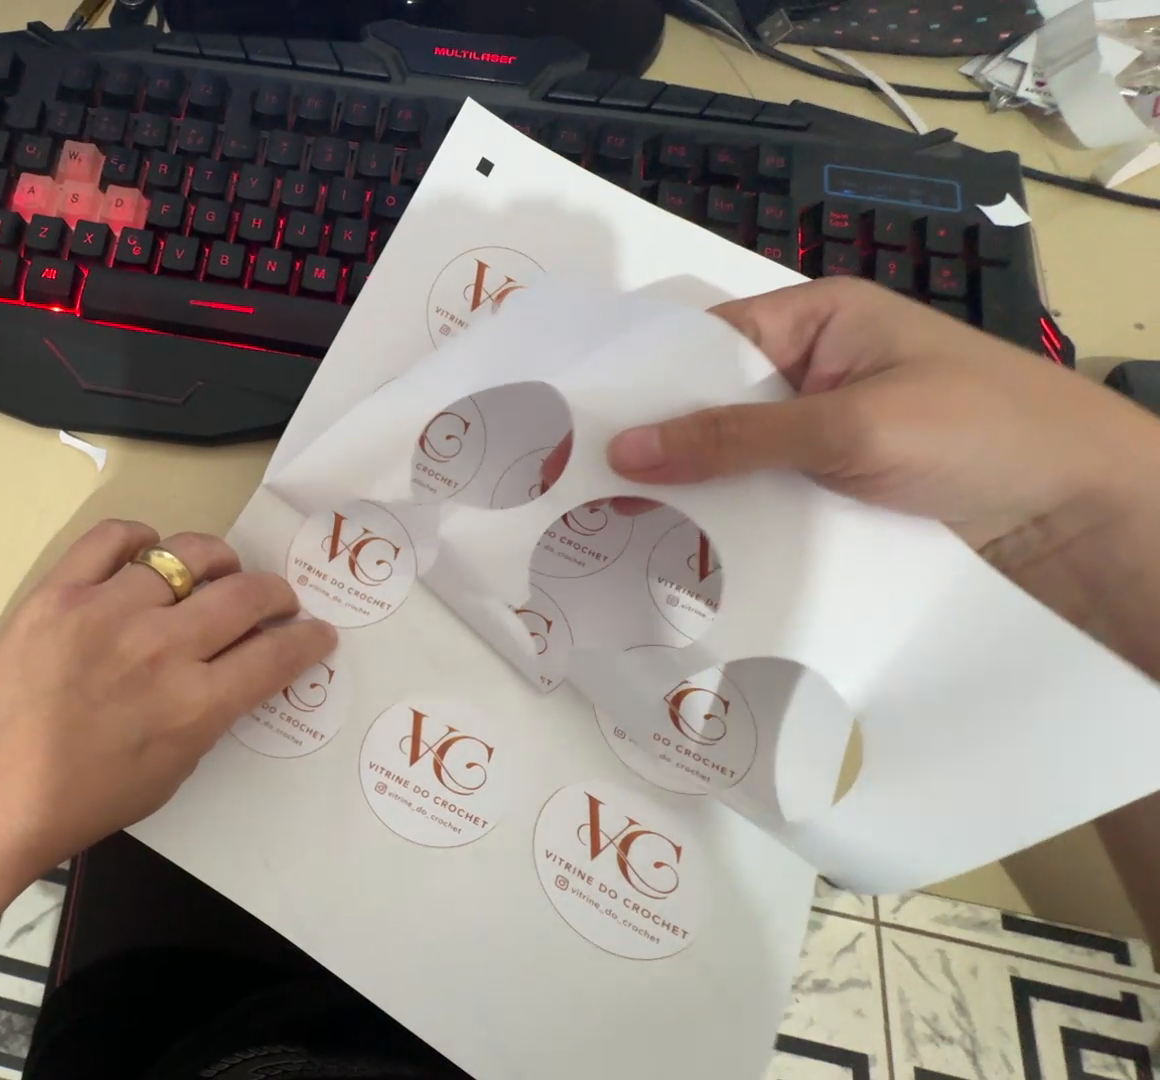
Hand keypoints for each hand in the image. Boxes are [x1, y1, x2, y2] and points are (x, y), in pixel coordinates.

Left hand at [0, 521, 335, 879]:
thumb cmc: (81, 803)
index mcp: (194, 705)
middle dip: (276, 594)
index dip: (307, 640)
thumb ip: (207, 716)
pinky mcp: (59, 591)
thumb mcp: (170, 775)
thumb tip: (229, 672)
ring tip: (219, 569)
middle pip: (244, 595)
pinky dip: (142, 535)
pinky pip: (112, 537)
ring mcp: (107, 611)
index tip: (316, 632)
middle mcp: (161, 647)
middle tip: (276, 599)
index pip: (276, 655)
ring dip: (218, 560)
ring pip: (187, 554)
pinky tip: (149, 549)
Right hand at [599, 278, 1159, 675]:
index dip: (642, 378)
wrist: (1089, 515)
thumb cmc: (982, 436)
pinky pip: (748, 480)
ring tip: (607, 507)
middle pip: (704, 396)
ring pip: (722, 445)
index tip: (578, 420)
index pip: (701, 341)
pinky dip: (715, 501)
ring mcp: (812, 422)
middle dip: (652, 435)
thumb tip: (619, 451)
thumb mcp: (848, 427)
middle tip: (578, 473)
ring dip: (681, 476)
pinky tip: (670, 527)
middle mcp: (805, 365)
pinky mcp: (819, 472)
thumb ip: (730, 438)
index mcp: (815, 320)